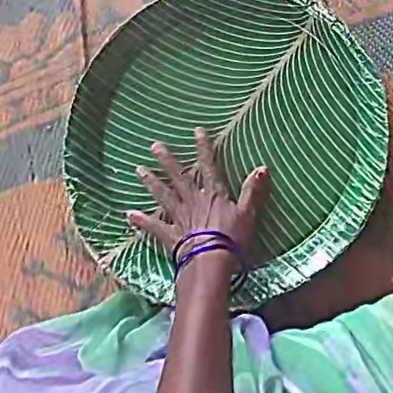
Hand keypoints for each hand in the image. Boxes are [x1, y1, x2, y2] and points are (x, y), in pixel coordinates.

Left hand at [126, 128, 271, 266]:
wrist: (210, 261)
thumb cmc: (232, 238)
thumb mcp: (247, 213)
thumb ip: (252, 190)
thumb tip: (263, 167)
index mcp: (212, 194)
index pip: (208, 166)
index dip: (204, 148)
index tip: (197, 130)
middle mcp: (192, 200)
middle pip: (179, 177)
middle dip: (167, 160)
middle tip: (155, 146)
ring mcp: (179, 217)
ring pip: (163, 196)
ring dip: (151, 182)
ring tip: (139, 170)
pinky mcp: (170, 235)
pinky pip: (154, 226)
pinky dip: (141, 221)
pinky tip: (129, 214)